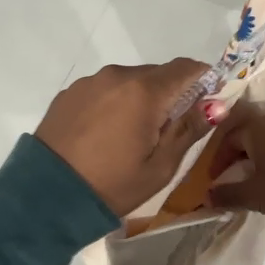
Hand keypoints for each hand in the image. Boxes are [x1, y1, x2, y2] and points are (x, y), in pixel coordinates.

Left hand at [34, 59, 215, 215]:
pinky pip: (102, 91)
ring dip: (138, 100)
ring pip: (128, 82)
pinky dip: (113, 105)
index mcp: (144, 91)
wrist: (47, 196)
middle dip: (169, 96)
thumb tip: (217, 105)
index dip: (203, 81)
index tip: (206, 103)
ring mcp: (89, 82)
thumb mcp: (160, 166)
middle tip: (167, 131)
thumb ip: (189, 130)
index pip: (186, 68)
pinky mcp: (69, 94)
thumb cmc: (113, 185)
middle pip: (156, 75)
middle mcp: (117, 76)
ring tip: (131, 137)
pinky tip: (105, 135)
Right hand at [205, 103, 264, 216]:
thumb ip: (227, 194)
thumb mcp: (252, 194)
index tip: (215, 179)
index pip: (230, 138)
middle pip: (252, 135)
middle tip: (235, 176)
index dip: (219, 159)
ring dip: (263, 156)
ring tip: (260, 178)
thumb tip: (207, 197)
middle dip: (240, 155)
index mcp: (257, 129)